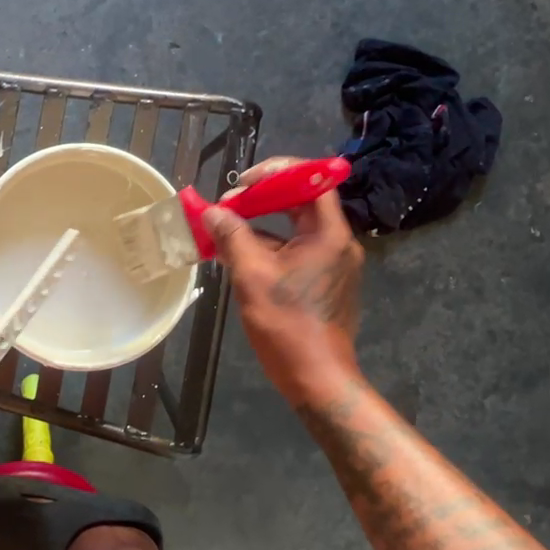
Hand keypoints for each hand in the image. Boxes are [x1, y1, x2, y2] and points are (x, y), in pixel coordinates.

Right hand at [203, 155, 365, 401]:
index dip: (277, 172)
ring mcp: (331, 263)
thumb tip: (213, 212)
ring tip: (222, 231)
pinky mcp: (321, 282)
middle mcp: (336, 242)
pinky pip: (293, 250)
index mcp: (329, 234)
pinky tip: (235, 256)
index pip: (312, 180)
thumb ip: (232, 237)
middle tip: (226, 208)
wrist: (317, 377)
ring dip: (259, 224)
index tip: (242, 183)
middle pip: (301, 202)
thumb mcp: (252, 276)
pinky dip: (266, 247)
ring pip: (293, 228)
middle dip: (261, 199)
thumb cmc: (288, 324)